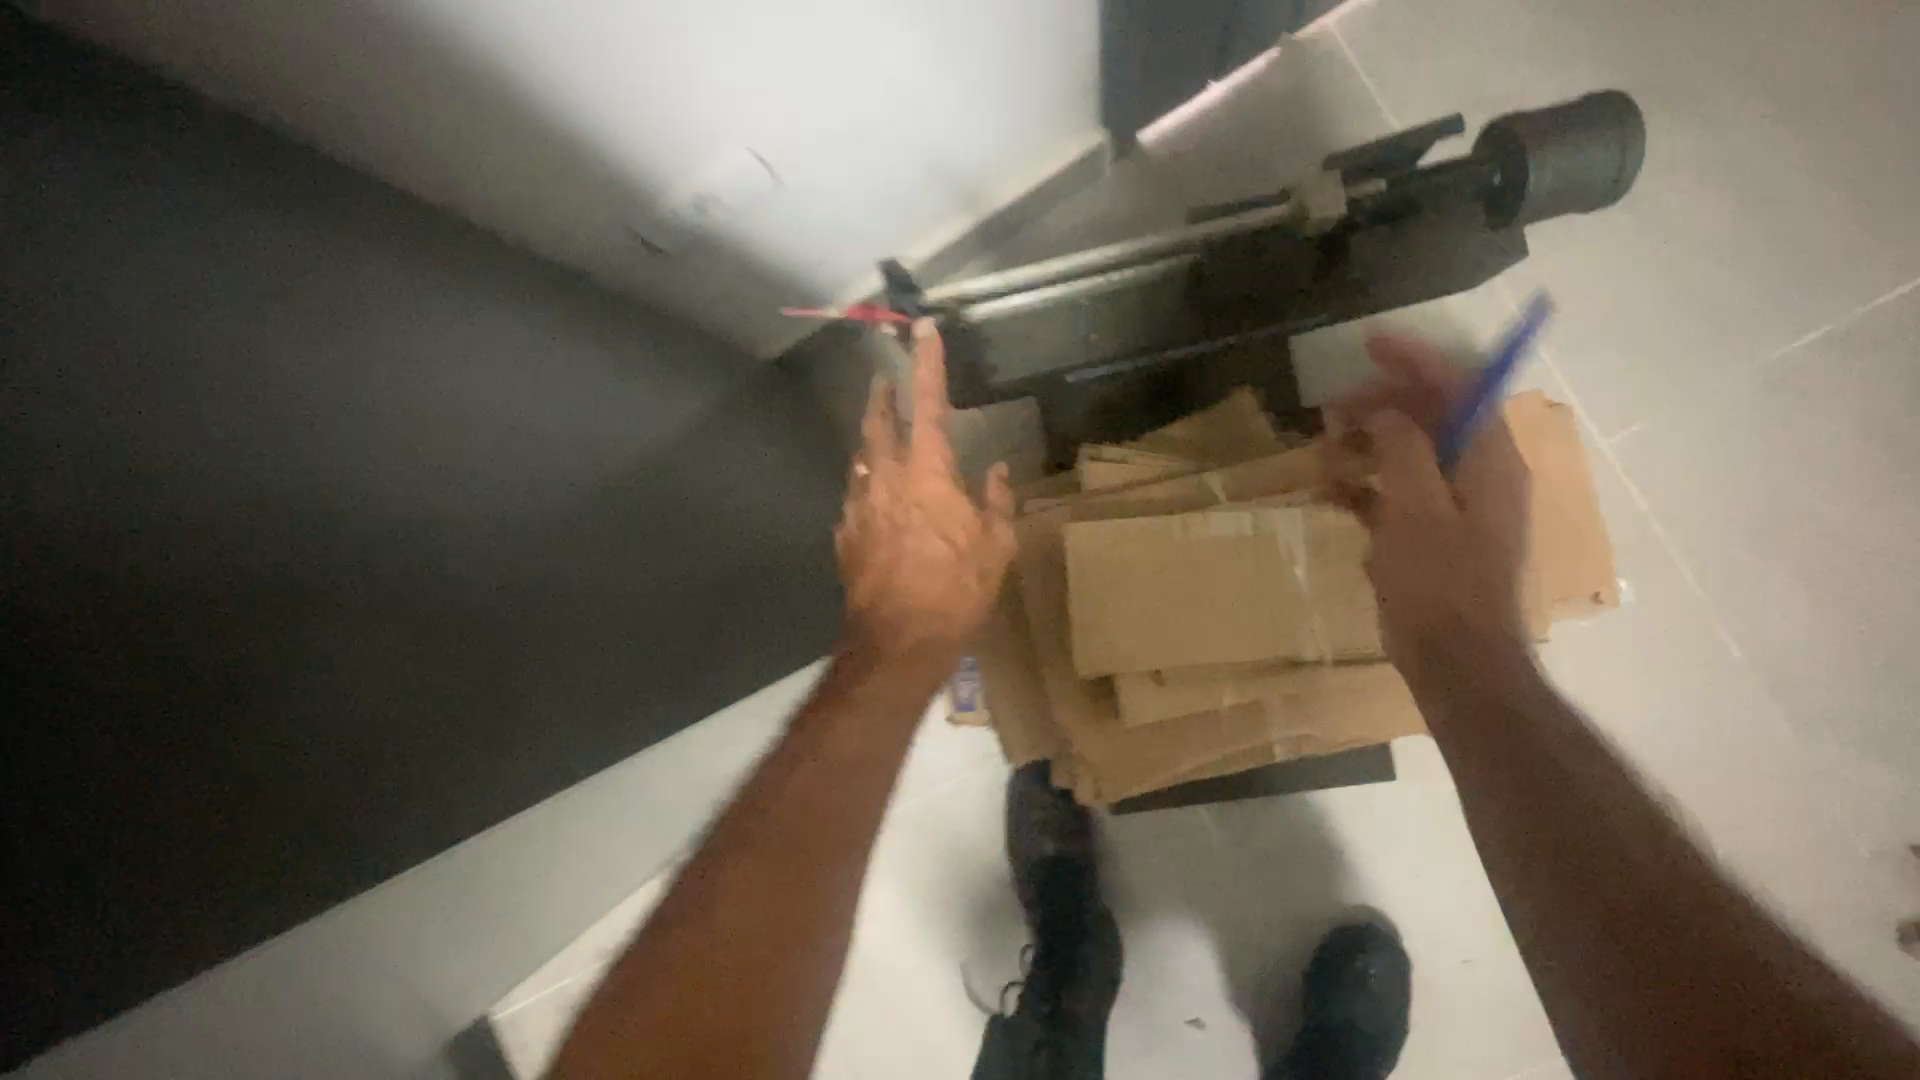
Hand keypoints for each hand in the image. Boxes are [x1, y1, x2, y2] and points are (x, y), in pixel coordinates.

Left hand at [835, 319, 1015, 666]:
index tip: (922, 328)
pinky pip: (855, 498)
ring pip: (860, 459)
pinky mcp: (845, 535)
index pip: (929, 404)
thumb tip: (998, 472)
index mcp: (929, 475)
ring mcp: (859, 507)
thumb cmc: (957, 592)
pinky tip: (873, 498)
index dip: (927, 363)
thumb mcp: (996, 548)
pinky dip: (865, 486)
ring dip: (869, 441)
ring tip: (878, 435)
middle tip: (883, 380)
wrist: (898, 642)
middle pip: (878, 424)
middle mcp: (887, 480)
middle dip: (881, 396)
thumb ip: (997, 502)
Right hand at [1326, 334, 1532, 691]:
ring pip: (1409, 455)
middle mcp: (1478, 475)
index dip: (1418, 359)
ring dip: (1367, 446)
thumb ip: (1405, 450)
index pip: (1461, 387)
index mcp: (1490, 462)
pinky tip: (1332, 493)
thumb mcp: (1417, 510)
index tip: (1369, 344)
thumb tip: (1386, 411)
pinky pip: (1395, 494)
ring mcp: (1453, 507)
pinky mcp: (1429, 536)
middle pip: (1432, 417)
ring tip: (1324, 451)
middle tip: (1331, 411)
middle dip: (1382, 406)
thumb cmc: (1439, 585)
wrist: (1456, 662)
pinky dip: (1365, 487)